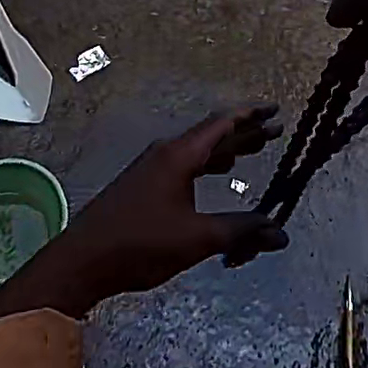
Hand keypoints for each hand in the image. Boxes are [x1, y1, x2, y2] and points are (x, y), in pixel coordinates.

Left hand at [0, 107, 287, 319]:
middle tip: (276, 130)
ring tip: (255, 149)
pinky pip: (187, 166)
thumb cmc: (141, 243)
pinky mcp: (147, 183)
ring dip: (227, 150)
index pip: (220, 125)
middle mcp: (166, 153)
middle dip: (244, 132)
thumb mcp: (196, 238)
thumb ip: (239, 231)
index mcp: (178, 155)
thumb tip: (280, 231)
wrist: (86, 257)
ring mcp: (154, 167)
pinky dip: (209, 166)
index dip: (250, 116)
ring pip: (199, 151)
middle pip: (211, 135)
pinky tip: (220, 174)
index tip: (275, 111)